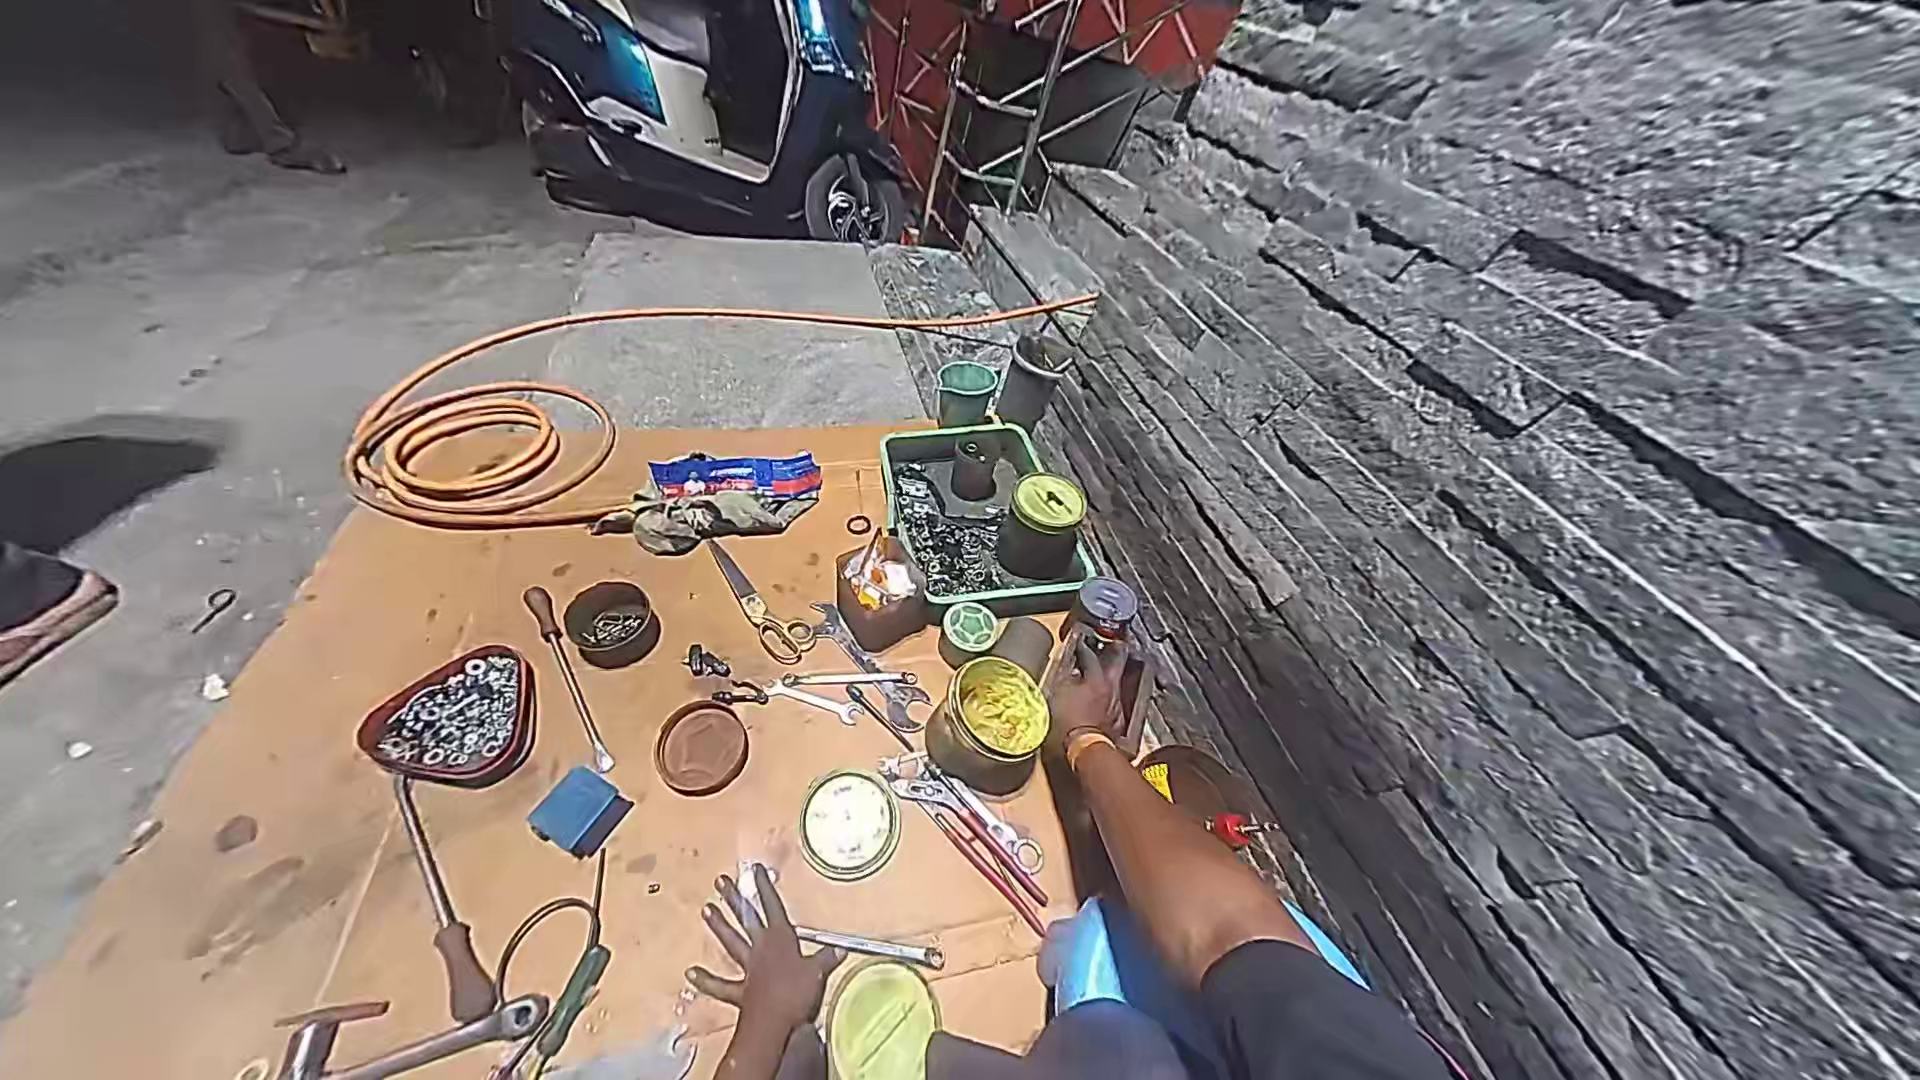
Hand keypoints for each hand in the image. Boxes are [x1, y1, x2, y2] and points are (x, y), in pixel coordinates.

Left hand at [686, 864, 844, 1034]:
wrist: (773, 1024)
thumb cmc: (797, 992)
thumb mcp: (817, 972)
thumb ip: (826, 958)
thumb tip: (841, 949)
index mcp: (781, 938)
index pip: (772, 906)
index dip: (764, 887)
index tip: (755, 869)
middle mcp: (762, 947)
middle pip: (747, 918)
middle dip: (735, 898)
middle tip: (721, 881)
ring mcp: (748, 968)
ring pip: (731, 942)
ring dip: (719, 926)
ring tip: (706, 909)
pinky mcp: (739, 991)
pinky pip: (720, 984)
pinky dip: (706, 980)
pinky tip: (690, 972)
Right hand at [1045, 640, 1121, 755]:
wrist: (1086, 750)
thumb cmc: (1069, 724)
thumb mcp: (1057, 695)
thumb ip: (1064, 678)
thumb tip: (1067, 671)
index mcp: (1096, 680)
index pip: (1089, 656)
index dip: (1082, 649)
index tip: (1079, 645)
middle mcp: (1111, 690)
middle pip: (1116, 663)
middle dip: (1113, 652)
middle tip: (1111, 645)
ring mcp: (1116, 706)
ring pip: (1116, 683)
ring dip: (1109, 676)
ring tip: (1101, 673)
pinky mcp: (1117, 721)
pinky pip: (1114, 702)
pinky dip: (1108, 697)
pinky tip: (1101, 700)